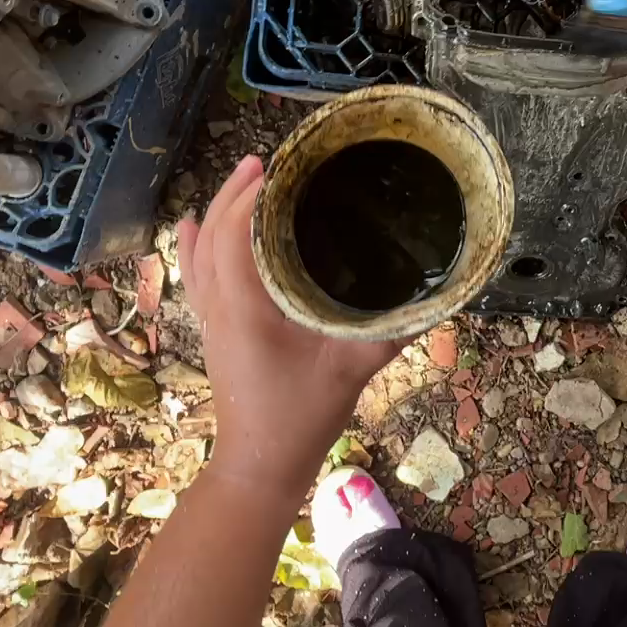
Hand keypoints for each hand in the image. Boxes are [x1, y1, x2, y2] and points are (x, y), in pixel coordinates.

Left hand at [176, 155, 403, 503]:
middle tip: (266, 160)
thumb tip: (438, 297)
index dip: (254, 198)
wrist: (260, 465)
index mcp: (248, 309)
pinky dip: (192, 245)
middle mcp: (220, 305)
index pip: (238, 237)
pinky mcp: (212, 328)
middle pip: (214, 235)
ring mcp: (210, 317)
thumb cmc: (301, 416)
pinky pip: (195, 275)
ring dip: (218, 211)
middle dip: (236, 193)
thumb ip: (392, 331)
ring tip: (242, 177)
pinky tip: (189, 224)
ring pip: (201, 251)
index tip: (283, 169)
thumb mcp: (352, 370)